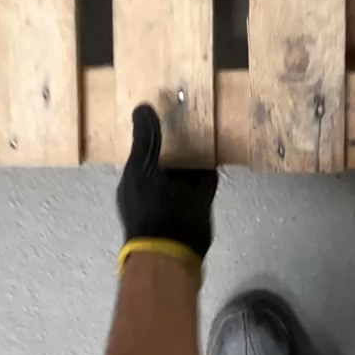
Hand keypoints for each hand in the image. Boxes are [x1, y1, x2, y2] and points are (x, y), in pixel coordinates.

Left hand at [116, 104, 217, 260]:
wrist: (171, 248)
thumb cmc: (149, 206)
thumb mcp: (142, 166)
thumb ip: (145, 139)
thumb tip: (141, 106)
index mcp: (137, 177)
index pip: (145, 149)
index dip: (154, 132)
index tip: (166, 112)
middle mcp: (156, 185)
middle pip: (169, 157)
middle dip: (178, 141)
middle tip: (192, 114)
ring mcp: (179, 195)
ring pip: (188, 168)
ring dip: (197, 154)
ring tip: (208, 127)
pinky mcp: (199, 201)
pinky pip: (205, 179)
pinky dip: (211, 166)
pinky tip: (217, 150)